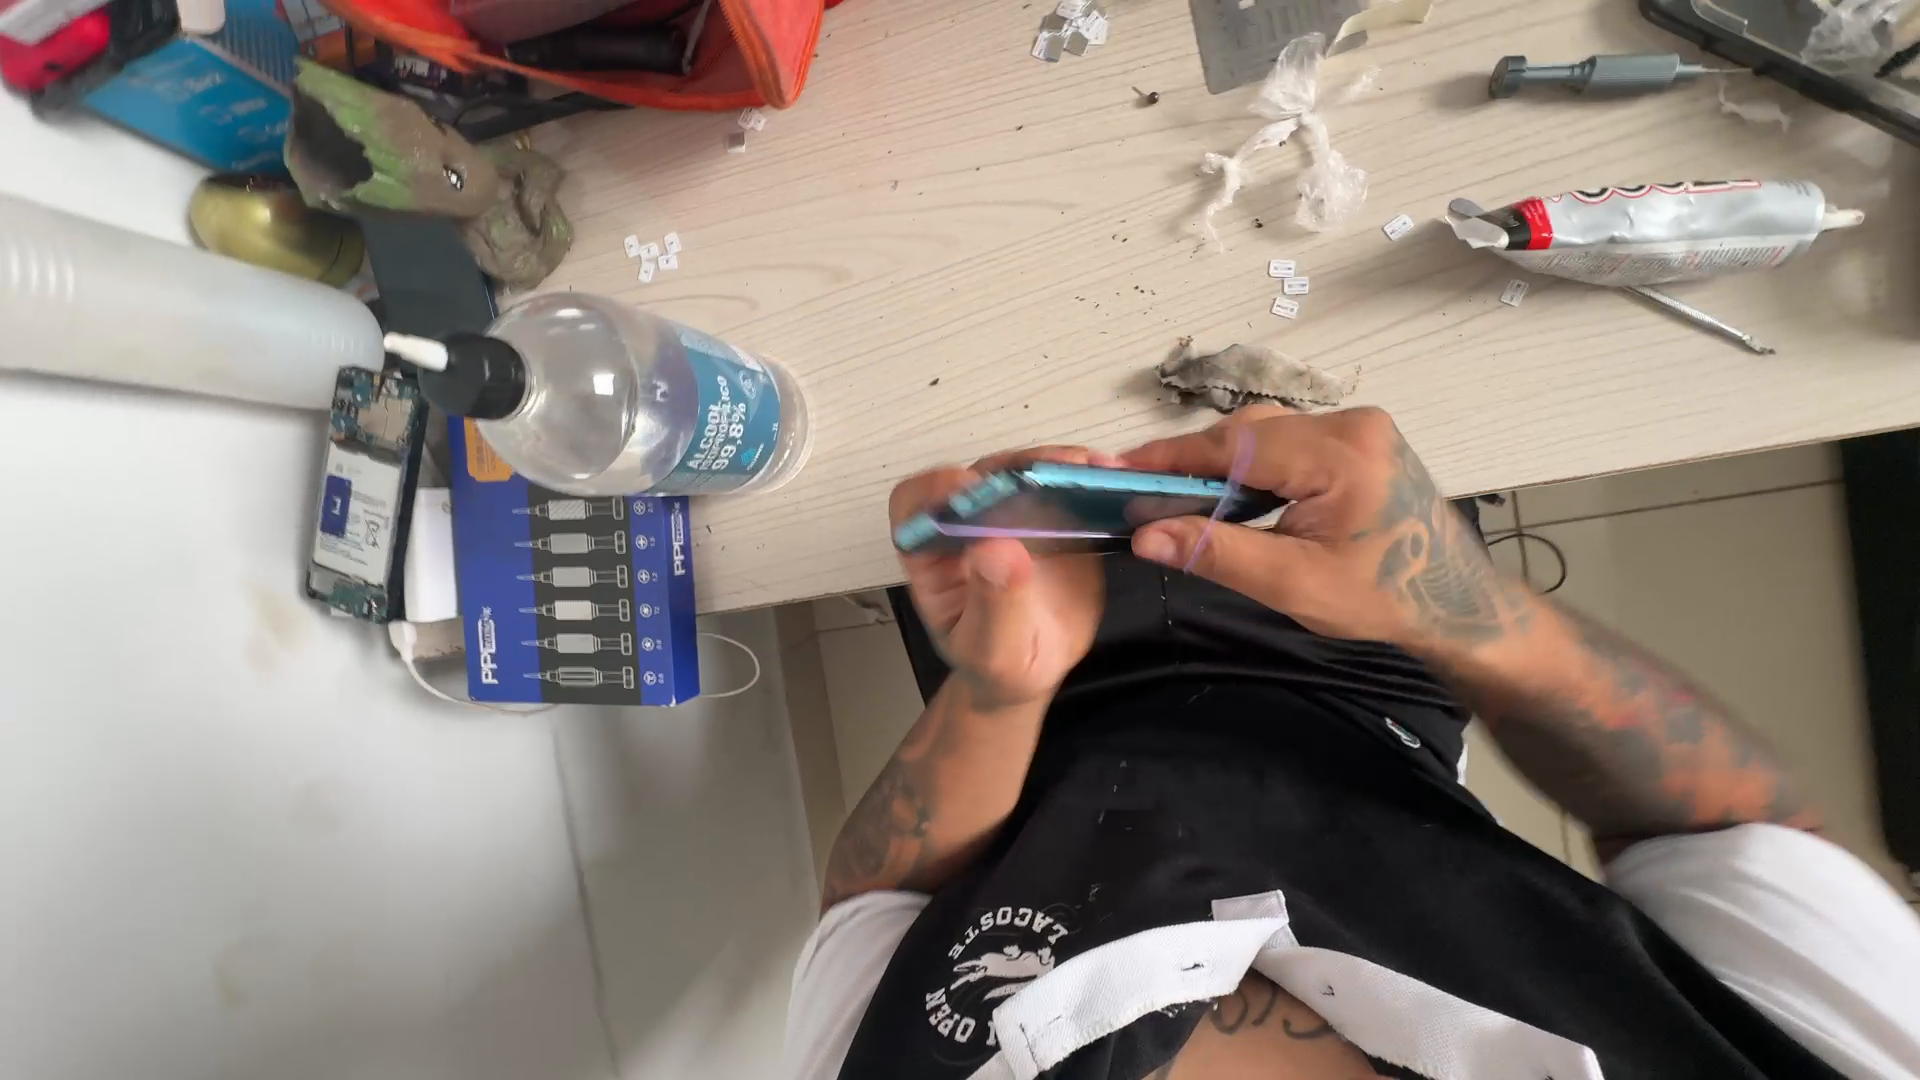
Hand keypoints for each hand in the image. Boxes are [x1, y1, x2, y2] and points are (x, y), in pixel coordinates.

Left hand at [889, 447, 1111, 708]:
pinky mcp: (1052, 516)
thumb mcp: (991, 651)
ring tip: (1096, 469)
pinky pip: (1066, 488)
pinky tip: (1116, 480)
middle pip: (981, 476)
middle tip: (1055, 471)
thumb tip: (996, 548)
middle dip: (1015, 468)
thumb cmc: (998, 664)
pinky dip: (1089, 478)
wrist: (1035, 670)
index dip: (935, 489)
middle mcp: (968, 524)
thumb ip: (991, 604)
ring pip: (1027, 471)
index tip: (969, 490)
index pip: (916, 504)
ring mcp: (1011, 515)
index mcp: (933, 553)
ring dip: (1059, 464)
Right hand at [1119, 406, 1527, 652]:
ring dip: (1215, 461)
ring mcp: (1356, 428)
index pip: (1235, 444)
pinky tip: (1224, 490)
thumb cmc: (1380, 599)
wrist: (1457, 604)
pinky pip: (1283, 441)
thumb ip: (1216, 552)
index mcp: (1341, 454)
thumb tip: (1144, 536)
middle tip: (1140, 490)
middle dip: (1190, 460)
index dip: (1170, 456)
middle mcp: (1350, 424)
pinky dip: (1245, 463)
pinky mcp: (1355, 440)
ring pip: (1262, 433)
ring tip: (1173, 493)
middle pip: (1246, 431)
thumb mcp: (1291, 583)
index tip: (1118, 468)